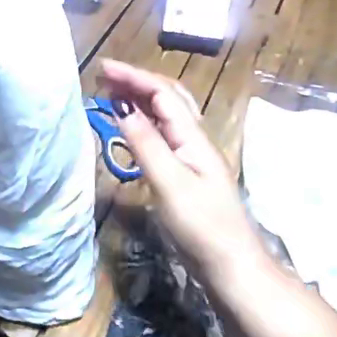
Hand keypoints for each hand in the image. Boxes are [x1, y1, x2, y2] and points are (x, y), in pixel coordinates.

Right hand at [99, 59, 264, 276]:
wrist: (233, 268)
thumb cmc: (202, 227)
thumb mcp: (169, 183)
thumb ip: (146, 144)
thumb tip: (121, 107)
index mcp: (193, 137)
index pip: (162, 94)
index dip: (133, 77)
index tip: (103, 68)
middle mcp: (195, 140)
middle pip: (168, 98)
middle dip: (137, 82)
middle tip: (105, 77)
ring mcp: (193, 157)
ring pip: (167, 115)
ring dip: (141, 99)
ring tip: (113, 94)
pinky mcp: (188, 174)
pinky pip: (164, 134)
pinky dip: (145, 121)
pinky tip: (133, 129)